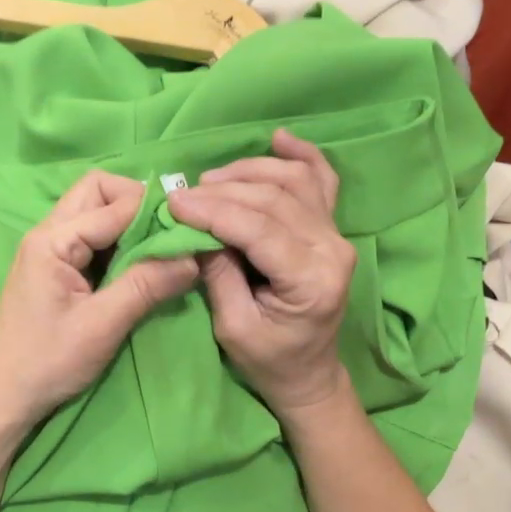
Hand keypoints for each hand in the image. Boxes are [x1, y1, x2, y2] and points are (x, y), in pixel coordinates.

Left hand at [0, 170, 197, 428]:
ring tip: (159, 254)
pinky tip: (138, 269)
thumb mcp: (103, 325)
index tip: (191, 232)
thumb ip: (146, 285)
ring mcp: (49, 251)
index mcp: (52, 241)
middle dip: (138, 205)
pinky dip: (118, 245)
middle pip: (98, 191)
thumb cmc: (49, 362)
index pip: (114, 204)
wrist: (8, 396)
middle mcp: (47, 234)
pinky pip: (91, 240)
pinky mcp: (55, 270)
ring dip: (128, 225)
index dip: (155, 213)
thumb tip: (193, 256)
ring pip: (95, 213)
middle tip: (169, 238)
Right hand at [166, 130, 356, 417]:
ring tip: (210, 180)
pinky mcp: (331, 230)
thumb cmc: (269, 360)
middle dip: (224, 190)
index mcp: (312, 279)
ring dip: (250, 172)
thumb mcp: (234, 327)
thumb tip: (195, 231)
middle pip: (275, 199)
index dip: (214, 211)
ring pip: (294, 182)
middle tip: (183, 193)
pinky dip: (301, 156)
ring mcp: (336, 236)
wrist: (308, 373)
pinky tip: (280, 138)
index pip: (260, 228)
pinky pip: (320, 182)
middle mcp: (332, 249)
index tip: (174, 202)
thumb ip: (218, 275)